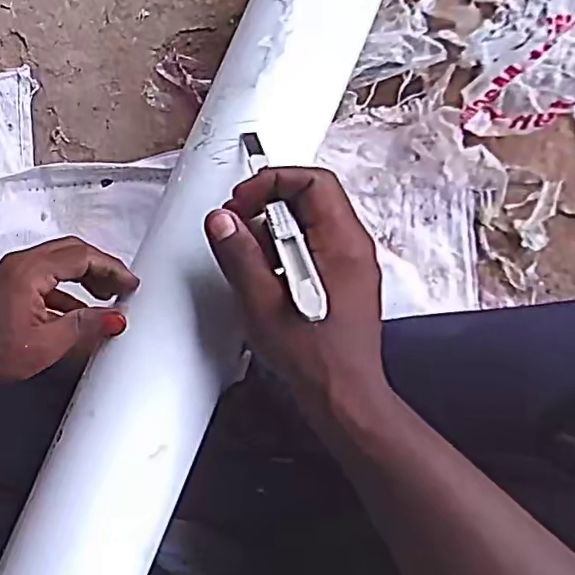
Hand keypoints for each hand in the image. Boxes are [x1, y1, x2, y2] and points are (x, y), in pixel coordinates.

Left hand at [0, 237, 138, 385]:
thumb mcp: (48, 344)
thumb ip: (85, 326)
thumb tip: (112, 318)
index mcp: (28, 271)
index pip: (81, 257)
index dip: (111, 269)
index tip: (127, 283)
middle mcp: (15, 265)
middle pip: (68, 254)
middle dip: (98, 270)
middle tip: (118, 289)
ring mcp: (5, 274)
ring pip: (53, 264)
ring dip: (79, 279)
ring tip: (99, 299)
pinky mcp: (1, 286)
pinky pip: (37, 277)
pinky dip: (58, 288)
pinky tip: (67, 304)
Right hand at [204, 167, 388, 413]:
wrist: (340, 392)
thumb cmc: (313, 356)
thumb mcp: (262, 303)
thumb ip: (239, 256)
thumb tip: (222, 222)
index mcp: (341, 245)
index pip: (313, 182)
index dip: (270, 183)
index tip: (239, 201)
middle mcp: (352, 248)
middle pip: (310, 196)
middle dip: (265, 203)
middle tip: (234, 224)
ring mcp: (347, 262)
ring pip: (307, 221)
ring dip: (269, 229)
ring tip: (245, 257)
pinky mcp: (338, 277)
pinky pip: (308, 244)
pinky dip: (278, 249)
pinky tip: (261, 275)